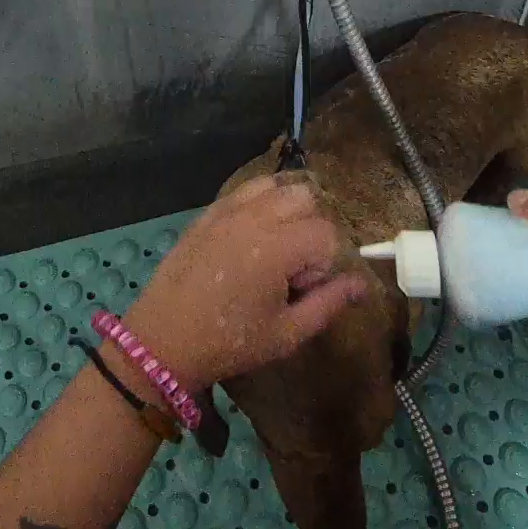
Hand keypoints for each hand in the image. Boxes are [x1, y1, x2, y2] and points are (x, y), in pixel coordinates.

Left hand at [119, 175, 365, 389]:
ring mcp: (227, 209)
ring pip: (276, 185)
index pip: (327, 233)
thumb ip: (329, 303)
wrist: (164, 339)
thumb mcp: (287, 333)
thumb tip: (362, 285)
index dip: (326, 263)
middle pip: (305, 198)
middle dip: (310, 229)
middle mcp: (254, 217)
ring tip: (275, 248)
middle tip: (292, 269)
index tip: (304, 289)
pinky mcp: (208, 211)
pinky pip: (245, 190)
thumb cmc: (229, 342)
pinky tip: (251, 237)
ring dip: (287, 210)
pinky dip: (260, 203)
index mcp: (277, 247)